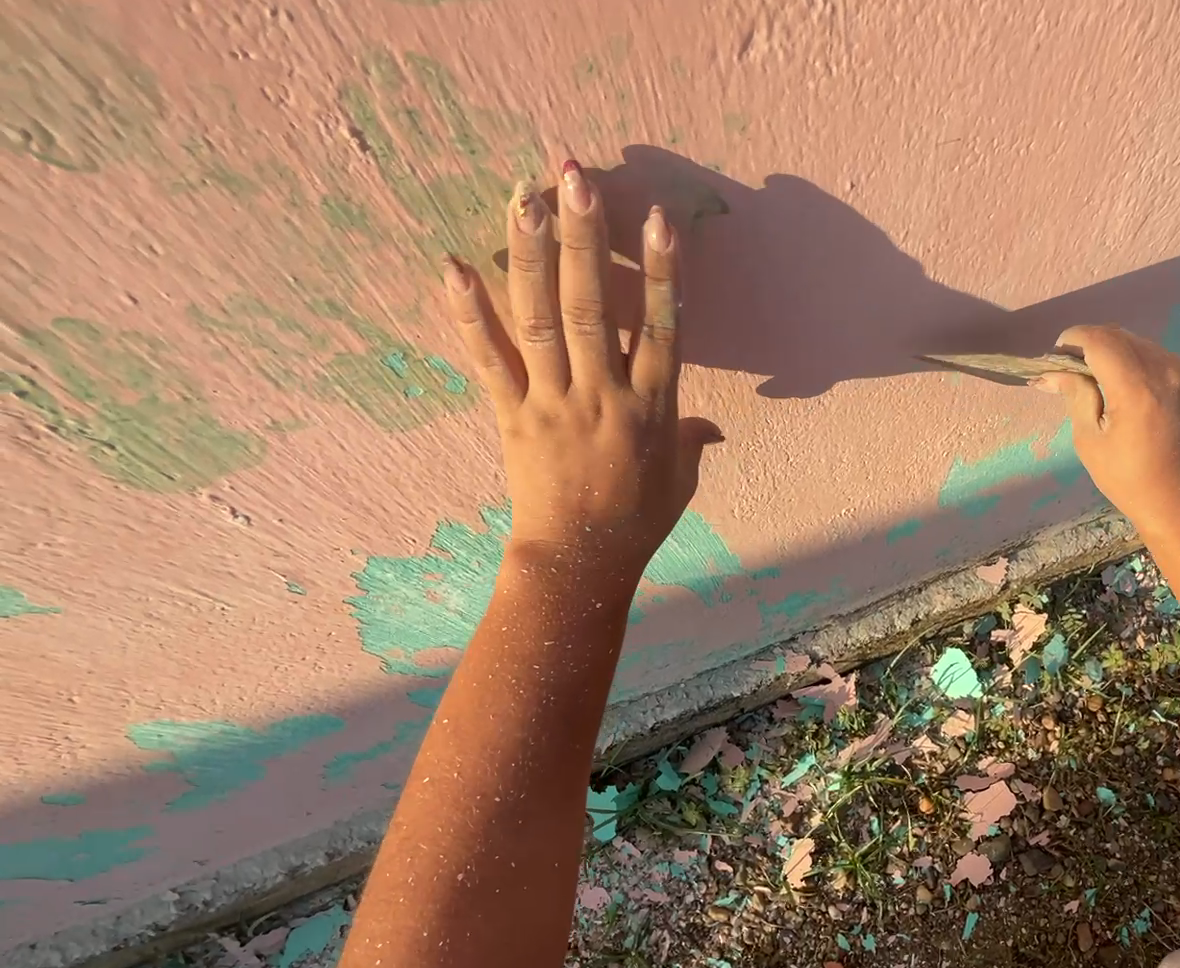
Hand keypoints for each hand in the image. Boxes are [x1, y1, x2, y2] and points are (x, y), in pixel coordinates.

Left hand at [442, 162, 721, 582]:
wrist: (580, 563)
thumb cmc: (639, 522)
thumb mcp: (681, 482)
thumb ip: (693, 443)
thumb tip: (712, 428)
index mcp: (652, 409)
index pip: (660, 328)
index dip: (661, 273)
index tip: (659, 221)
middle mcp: (603, 395)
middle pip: (591, 307)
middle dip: (585, 240)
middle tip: (575, 177)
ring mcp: (553, 402)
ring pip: (540, 320)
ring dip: (530, 255)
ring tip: (524, 196)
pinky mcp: (511, 416)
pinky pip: (488, 360)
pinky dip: (468, 315)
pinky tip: (451, 266)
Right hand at [1032, 325, 1179, 530]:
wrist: (1176, 499)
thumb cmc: (1125, 477)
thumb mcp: (1089, 440)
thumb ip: (1075, 396)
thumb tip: (1054, 370)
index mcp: (1136, 389)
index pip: (1100, 341)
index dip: (1074, 339)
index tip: (1057, 352)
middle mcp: (1165, 372)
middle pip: (1120, 336)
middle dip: (1091, 342)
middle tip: (1071, 364)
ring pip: (1141, 343)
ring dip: (1114, 349)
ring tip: (1096, 373)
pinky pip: (1159, 357)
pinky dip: (1137, 361)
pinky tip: (1125, 384)